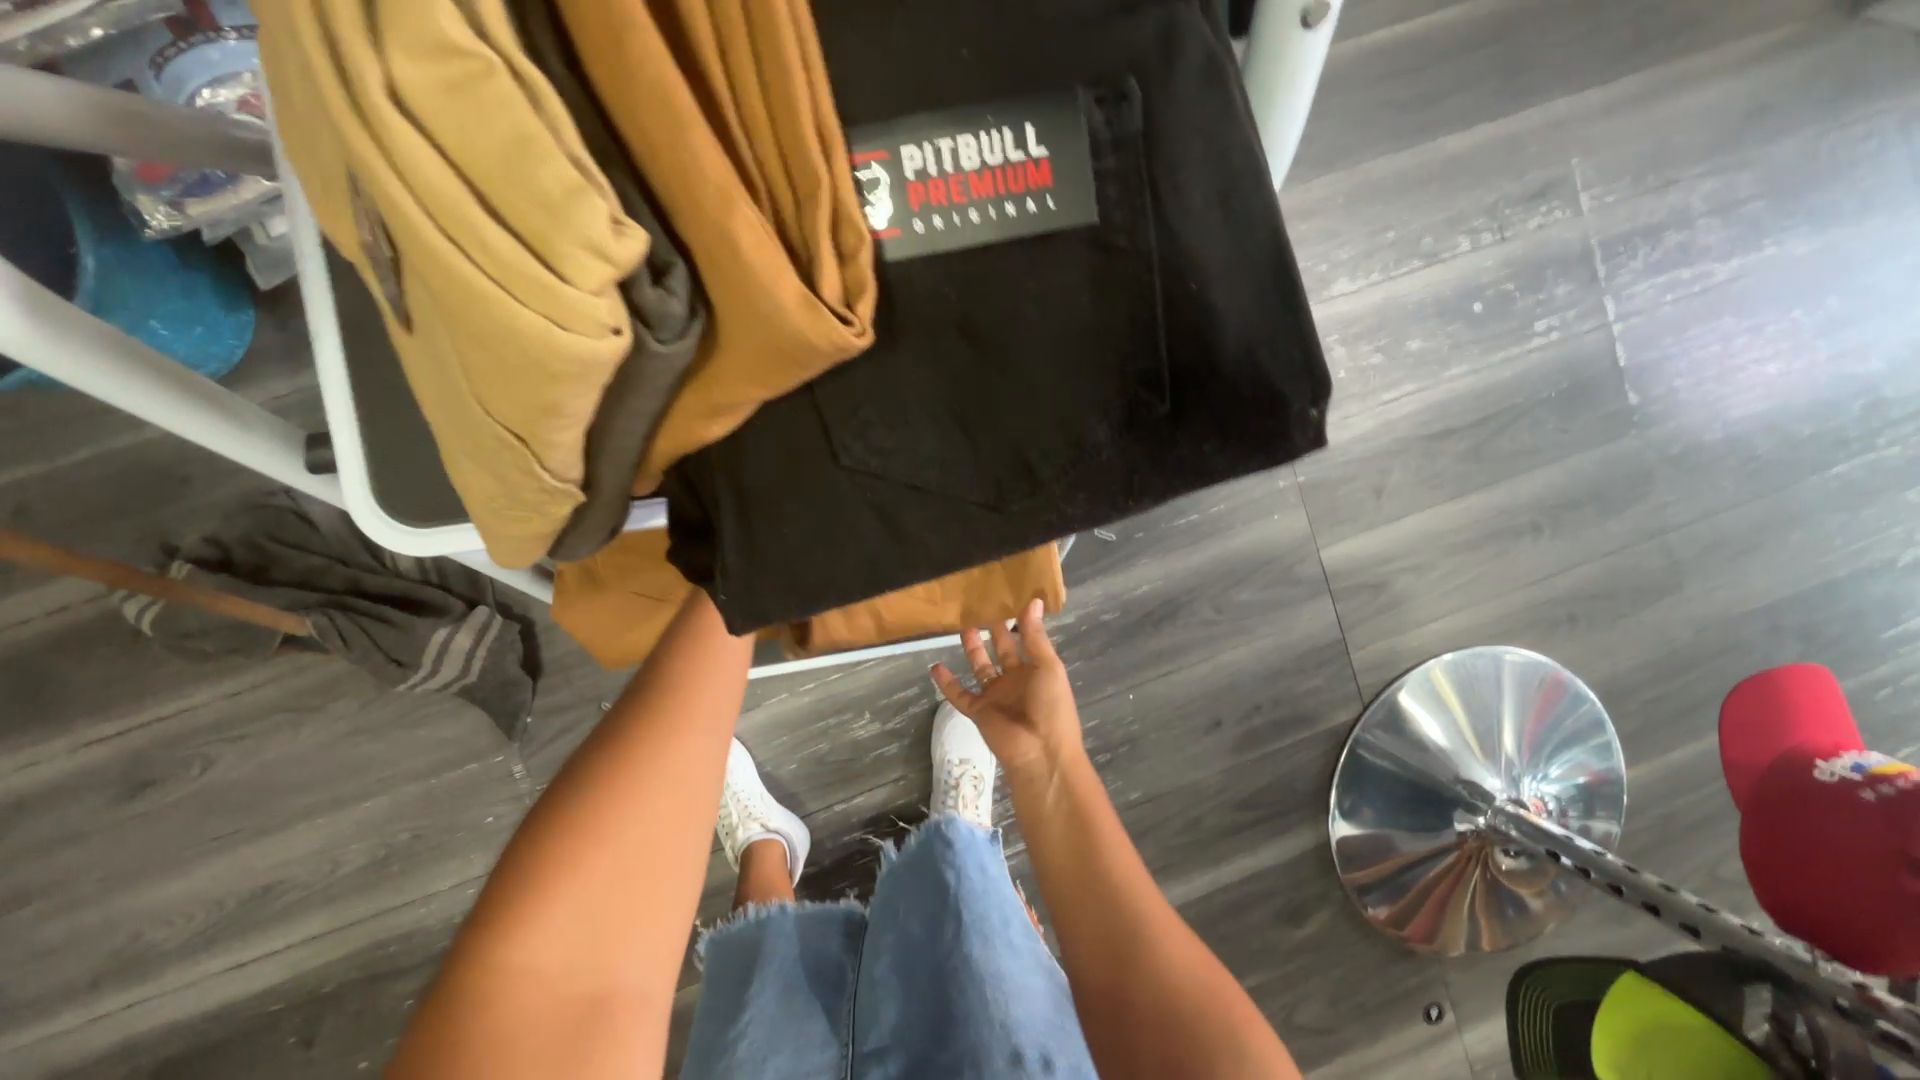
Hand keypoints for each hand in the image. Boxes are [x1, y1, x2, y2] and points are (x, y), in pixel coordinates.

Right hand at [931, 598, 1086, 787]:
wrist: (1041, 752)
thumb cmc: (1052, 706)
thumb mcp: (1048, 667)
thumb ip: (1035, 636)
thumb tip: (1032, 600)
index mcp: (1037, 670)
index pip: (1025, 640)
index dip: (1017, 621)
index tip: (1007, 596)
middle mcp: (1016, 680)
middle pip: (1002, 650)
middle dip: (994, 630)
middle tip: (981, 605)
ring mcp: (996, 696)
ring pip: (980, 667)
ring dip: (973, 649)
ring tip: (962, 625)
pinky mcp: (978, 711)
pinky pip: (959, 694)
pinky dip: (946, 683)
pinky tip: (935, 666)